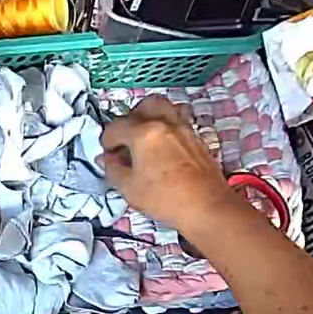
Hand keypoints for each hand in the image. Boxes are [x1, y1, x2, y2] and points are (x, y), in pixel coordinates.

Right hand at [99, 96, 238, 232]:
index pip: (116, 127)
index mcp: (144, 133)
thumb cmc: (166, 199)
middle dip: (130, 120)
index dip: (107, 141)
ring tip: (145, 139)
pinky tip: (163, 149)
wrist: (205, 207)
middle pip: (143, 107)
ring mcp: (184, 129)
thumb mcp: (129, 188)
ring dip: (151, 118)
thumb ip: (113, 169)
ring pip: (165, 109)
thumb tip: (107, 160)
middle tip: (125, 140)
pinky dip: (167, 128)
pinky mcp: (196, 139)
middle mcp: (165, 124)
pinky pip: (178, 122)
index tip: (108, 154)